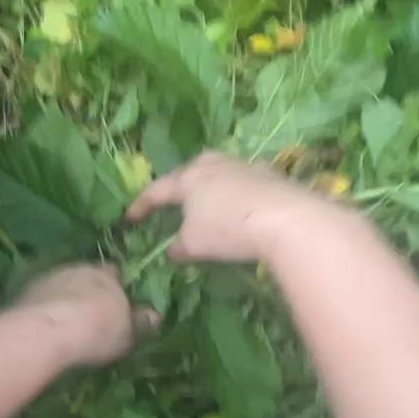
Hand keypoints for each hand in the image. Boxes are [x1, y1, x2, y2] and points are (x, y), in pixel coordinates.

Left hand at [11, 264, 157, 367]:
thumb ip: (141, 322)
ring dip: (65, 296)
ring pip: (62, 283)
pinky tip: (47, 322)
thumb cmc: (96, 331)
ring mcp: (49, 277)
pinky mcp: (27, 290)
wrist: (45, 331)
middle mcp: (76, 268)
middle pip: (86, 276)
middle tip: (92, 312)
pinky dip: (46, 305)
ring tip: (67, 319)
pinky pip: (42, 296)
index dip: (116, 285)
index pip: (115, 272)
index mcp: (106, 275)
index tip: (118, 300)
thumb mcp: (128, 334)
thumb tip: (154, 315)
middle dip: (88, 289)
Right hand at [124, 151, 348, 262]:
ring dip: (210, 185)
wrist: (288, 220)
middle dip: (179, 184)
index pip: (156, 191)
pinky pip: (245, 181)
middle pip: (189, 170)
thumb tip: (173, 251)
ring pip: (218, 172)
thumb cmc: (228, 229)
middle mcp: (212, 166)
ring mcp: (244, 167)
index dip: (141, 205)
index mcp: (187, 179)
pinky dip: (237, 192)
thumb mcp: (194, 244)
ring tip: (209, 201)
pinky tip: (242, 206)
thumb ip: (179, 247)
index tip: (130, 218)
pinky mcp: (271, 175)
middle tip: (174, 199)